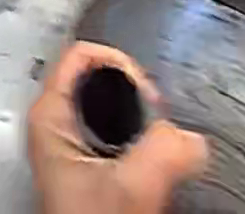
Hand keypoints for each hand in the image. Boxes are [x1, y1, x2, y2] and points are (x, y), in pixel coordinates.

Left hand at [27, 41, 209, 213]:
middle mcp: (52, 119)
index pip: (80, 54)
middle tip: (162, 115)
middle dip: (132, 88)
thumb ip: (164, 153)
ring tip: (162, 135)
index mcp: (49, 112)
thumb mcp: (131, 190)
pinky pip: (110, 130)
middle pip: (93, 75)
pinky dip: (134, 135)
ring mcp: (66, 142)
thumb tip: (195, 138)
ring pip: (104, 104)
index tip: (151, 94)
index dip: (118, 62)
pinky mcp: (83, 165)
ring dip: (136, 114)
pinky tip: (154, 156)